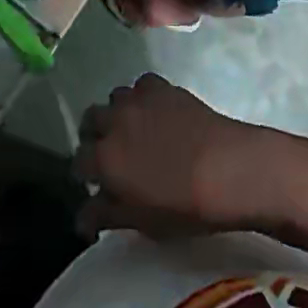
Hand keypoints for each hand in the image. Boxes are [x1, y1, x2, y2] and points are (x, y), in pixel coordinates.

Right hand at [75, 74, 262, 235]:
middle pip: (90, 121)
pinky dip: (143, 96)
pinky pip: (141, 85)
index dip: (85, 173)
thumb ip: (106, 214)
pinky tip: (157, 111)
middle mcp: (114, 122)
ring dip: (118, 114)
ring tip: (135, 130)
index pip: (78, 161)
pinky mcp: (163, 87)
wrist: (229, 169)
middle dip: (95, 136)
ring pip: (114, 99)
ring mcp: (138, 100)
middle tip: (113, 154)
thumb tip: (81, 218)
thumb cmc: (185, 206)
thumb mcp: (141, 222)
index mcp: (103, 159)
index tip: (97, 183)